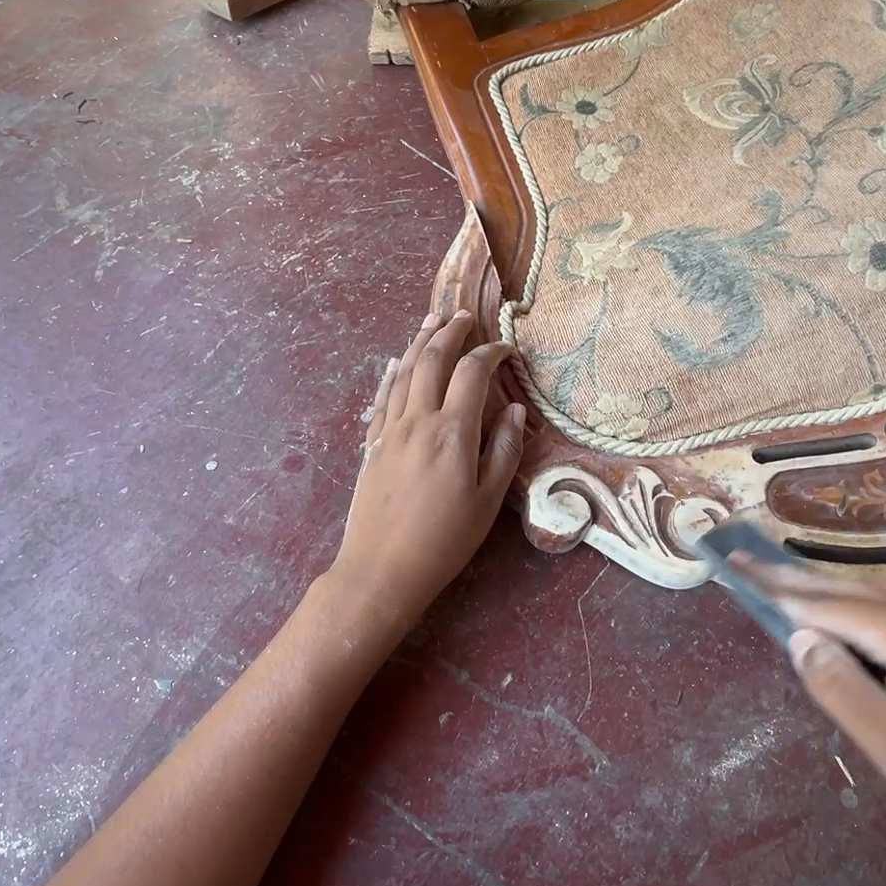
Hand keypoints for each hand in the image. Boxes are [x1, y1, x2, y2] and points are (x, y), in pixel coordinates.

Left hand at [329, 310, 525, 625]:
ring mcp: (390, 430)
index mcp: (453, 432)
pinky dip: (392, 373)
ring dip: (419, 342)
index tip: (506, 349)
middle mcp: (418, 420)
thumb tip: (513, 408)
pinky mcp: (372, 444)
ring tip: (432, 321)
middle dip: (449, 332)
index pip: (473, 373)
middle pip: (432, 360)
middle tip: (463, 316)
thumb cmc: (445, 540)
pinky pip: (382, 397)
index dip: (491, 353)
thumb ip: (504, 450)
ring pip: (404, 372)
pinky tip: (396, 363)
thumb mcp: (488, 501)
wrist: (382, 568)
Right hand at [735, 560, 885, 885]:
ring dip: (816, 586)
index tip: (732, 566)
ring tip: (773, 576)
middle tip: (741, 559)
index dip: (773, 589)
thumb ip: (837, 686)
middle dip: (788, 577)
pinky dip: (846, 600)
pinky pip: (884, 605)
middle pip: (841, 588)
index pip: (822, 604)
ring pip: (863, 592)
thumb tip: (796, 637)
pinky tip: (833, 605)